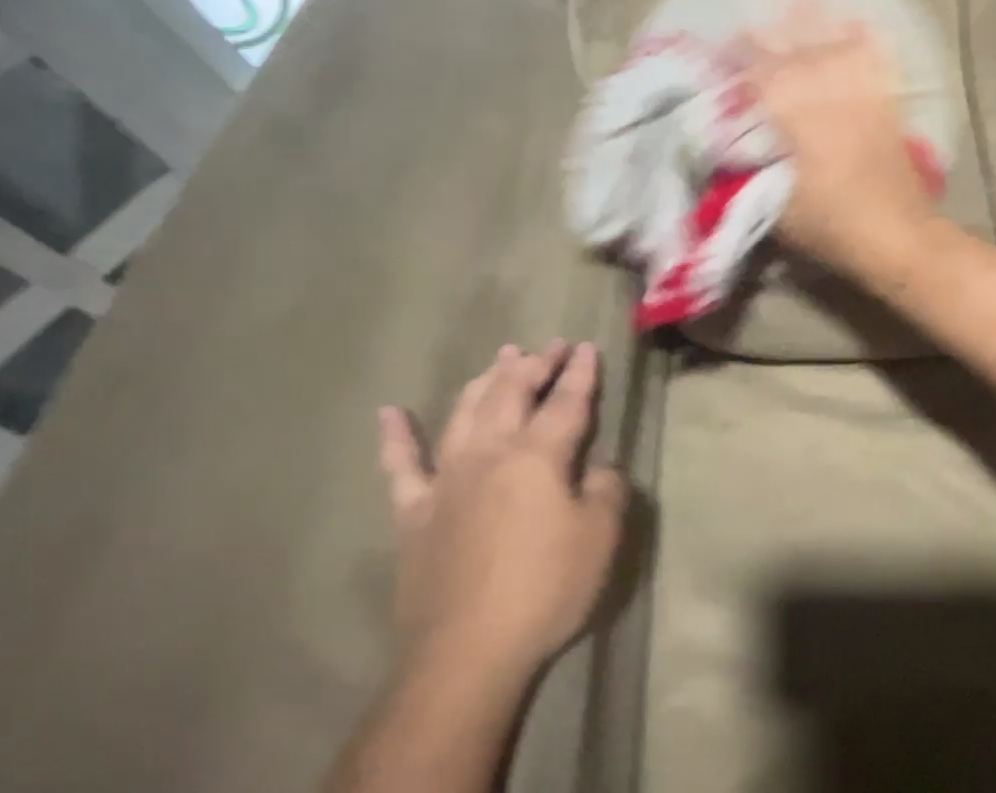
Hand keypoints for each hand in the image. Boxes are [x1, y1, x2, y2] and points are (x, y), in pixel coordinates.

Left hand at [375, 340, 627, 674]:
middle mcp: (489, 453)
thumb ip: (606, 491)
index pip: (566, 402)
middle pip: (512, 394)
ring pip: (464, 413)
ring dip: (485, 381)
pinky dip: (396, 435)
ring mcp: (445, 480)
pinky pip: (400, 465)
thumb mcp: (601, 538)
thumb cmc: (546, 589)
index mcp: (538, 456)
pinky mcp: (413, 512)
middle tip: (549, 346)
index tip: (586, 348)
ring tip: (500, 358)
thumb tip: (598, 469)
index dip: (579, 373)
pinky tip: (389, 412)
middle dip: (534, 365)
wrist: (467, 650)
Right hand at [743, 12, 940, 279]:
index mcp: (788, 106)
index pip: (753, 65)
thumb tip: (731, 145)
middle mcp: (822, 85)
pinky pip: (876, 59)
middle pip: (791, 46)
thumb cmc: (827, 222)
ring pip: (832, 42)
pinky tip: (858, 24)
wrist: (894, 233)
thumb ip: (747, 168)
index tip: (723, 47)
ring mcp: (859, 89)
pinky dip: (865, 40)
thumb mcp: (770, 202)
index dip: (736, 53)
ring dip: (813, 20)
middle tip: (756, 18)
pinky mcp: (886, 102)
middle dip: (771, 31)